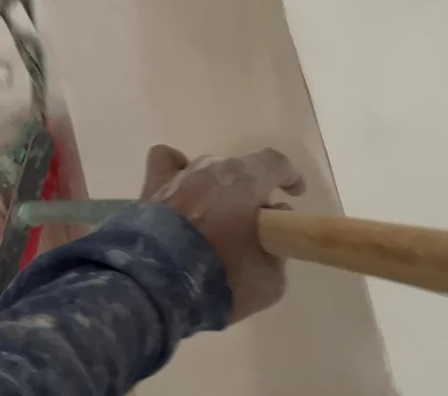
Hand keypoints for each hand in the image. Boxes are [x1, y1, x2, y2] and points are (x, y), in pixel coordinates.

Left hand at [138, 145, 305, 322]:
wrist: (160, 284)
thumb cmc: (220, 279)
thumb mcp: (269, 280)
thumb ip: (277, 252)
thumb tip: (270, 233)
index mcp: (245, 181)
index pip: (274, 163)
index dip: (289, 175)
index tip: (294, 193)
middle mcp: (212, 167)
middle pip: (240, 171)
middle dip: (251, 194)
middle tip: (253, 227)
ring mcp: (180, 173)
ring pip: (208, 172)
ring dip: (217, 191)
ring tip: (214, 222)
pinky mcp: (153, 185)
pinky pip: (167, 163)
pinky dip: (177, 171)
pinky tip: (180, 191)